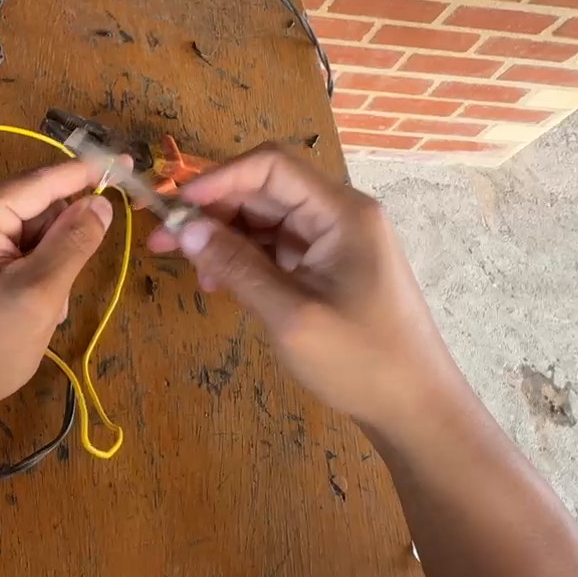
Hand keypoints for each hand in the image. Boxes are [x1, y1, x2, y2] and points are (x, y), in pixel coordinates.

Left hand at [0, 157, 114, 435]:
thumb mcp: (39, 294)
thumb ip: (73, 242)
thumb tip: (100, 202)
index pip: (41, 181)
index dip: (88, 173)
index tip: (129, 162)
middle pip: (35, 209)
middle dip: (60, 245)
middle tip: (61, 293)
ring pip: (28, 235)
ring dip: (48, 268)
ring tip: (42, 313)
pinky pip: (11, 253)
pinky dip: (31, 277)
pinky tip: (29, 313)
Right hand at [145, 143, 461, 431]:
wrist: (417, 409)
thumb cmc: (361, 361)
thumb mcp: (290, 315)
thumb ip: (236, 266)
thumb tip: (183, 229)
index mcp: (340, 213)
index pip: (271, 167)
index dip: (218, 178)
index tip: (175, 205)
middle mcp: (336, 215)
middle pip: (262, 191)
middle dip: (211, 211)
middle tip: (161, 240)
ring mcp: (331, 240)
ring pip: (262, 219)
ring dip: (222, 237)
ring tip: (186, 266)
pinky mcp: (324, 265)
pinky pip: (273, 247)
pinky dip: (241, 259)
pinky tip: (217, 283)